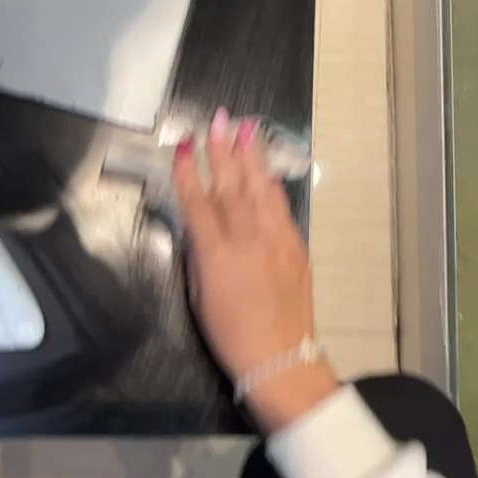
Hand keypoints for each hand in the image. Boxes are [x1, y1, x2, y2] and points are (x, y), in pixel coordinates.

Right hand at [174, 108, 340, 432]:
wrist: (279, 357)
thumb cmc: (228, 334)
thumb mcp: (199, 296)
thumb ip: (198, 256)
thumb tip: (197, 229)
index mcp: (216, 254)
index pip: (197, 202)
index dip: (187, 172)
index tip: (181, 145)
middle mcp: (247, 237)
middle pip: (231, 185)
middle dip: (221, 150)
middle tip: (217, 120)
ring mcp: (276, 239)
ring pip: (259, 189)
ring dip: (250, 157)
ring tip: (245, 128)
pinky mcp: (296, 246)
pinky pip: (279, 207)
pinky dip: (269, 184)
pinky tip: (264, 170)